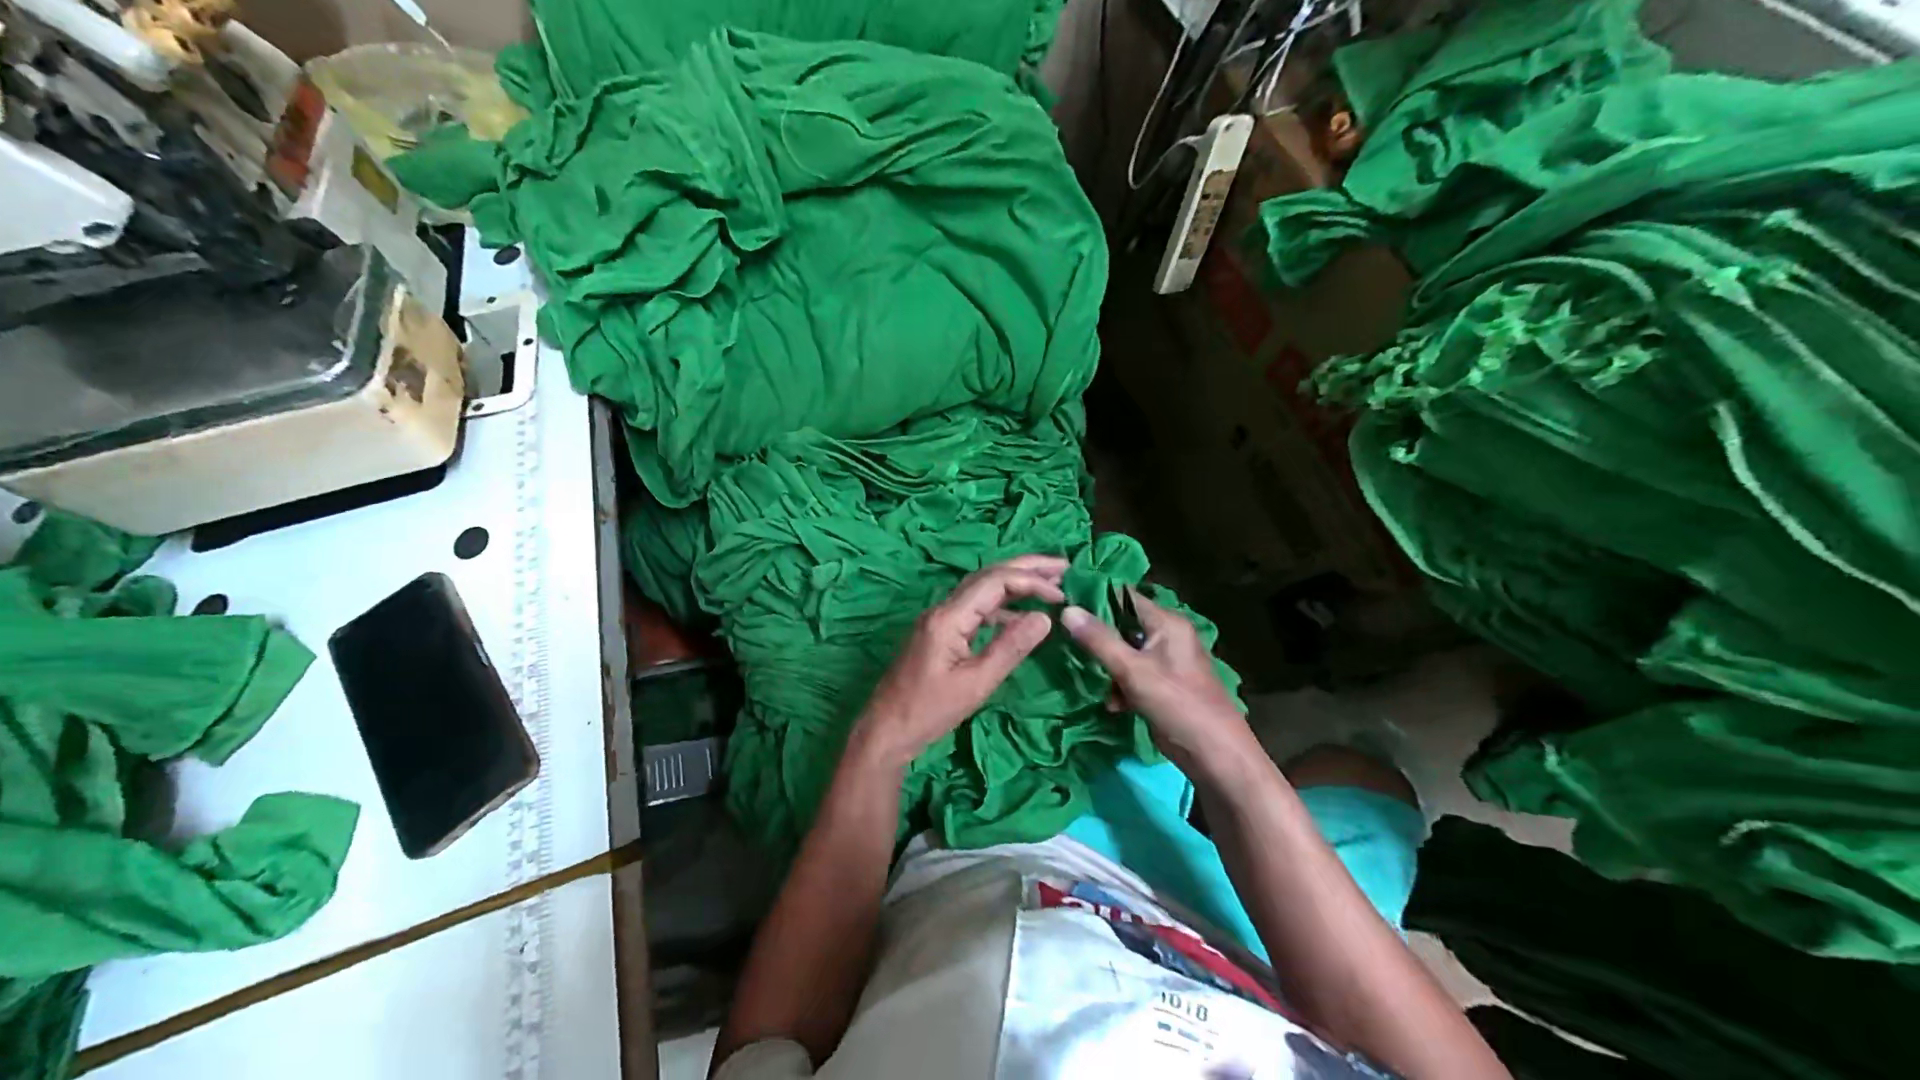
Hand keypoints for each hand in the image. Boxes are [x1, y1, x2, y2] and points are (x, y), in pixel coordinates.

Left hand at [848, 556, 1066, 770]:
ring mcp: (939, 620)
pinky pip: (975, 609)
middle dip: (1025, 568)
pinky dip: (1001, 607)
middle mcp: (942, 609)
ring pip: (981, 589)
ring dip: (1014, 584)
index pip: (995, 582)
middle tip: (1062, 565)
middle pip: (988, 575)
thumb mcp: (976, 684)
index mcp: (949, 617)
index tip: (1062, 594)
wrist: (886, 730)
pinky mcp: (939, 633)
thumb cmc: (929, 711)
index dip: (1031, 581)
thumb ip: (1010, 648)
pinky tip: (1021, 617)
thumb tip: (1045, 617)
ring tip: (1049, 584)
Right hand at [1061, 589, 1254, 776]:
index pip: (1125, 597)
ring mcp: (1166, 661)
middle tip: (1066, 639)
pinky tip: (1112, 703)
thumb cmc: (1176, 703)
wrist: (1213, 753)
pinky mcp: (1162, 685)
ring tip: (1089, 677)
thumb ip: (1099, 640)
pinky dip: (1120, 685)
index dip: (1095, 597)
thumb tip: (1067, 610)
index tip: (1064, 601)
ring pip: (1125, 651)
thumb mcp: (1132, 670)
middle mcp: (1168, 635)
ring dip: (1107, 665)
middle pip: (1123, 625)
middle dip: (1097, 636)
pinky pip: (1133, 674)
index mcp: (1167, 622)